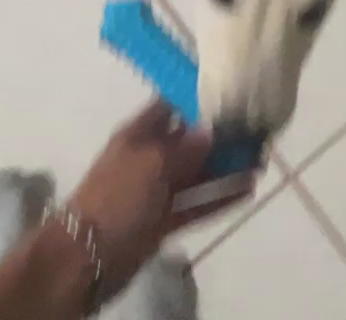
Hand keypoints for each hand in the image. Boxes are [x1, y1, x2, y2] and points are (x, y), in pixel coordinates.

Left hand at [65, 101, 253, 294]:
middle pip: (190, 140)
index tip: (229, 89)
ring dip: (226, 166)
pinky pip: (197, 203)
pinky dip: (220, 197)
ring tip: (261, 159)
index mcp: (139, 133)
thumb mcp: (151, 163)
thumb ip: (185, 147)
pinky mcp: (165, 219)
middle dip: (220, 135)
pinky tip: (248, 189)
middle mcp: (150, 156)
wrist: (85, 257)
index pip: (171, 105)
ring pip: (198, 172)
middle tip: (257, 129)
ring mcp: (158, 189)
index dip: (196, 97)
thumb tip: (211, 128)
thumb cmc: (116, 196)